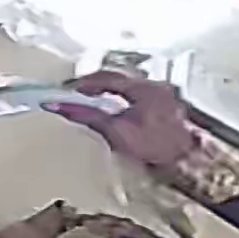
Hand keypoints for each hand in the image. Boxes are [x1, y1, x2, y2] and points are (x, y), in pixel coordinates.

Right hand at [51, 71, 194, 169]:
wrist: (183, 160)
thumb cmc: (153, 144)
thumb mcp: (112, 128)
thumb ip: (82, 114)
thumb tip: (55, 106)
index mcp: (145, 89)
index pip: (106, 78)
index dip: (82, 83)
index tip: (65, 88)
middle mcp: (157, 87)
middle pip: (118, 77)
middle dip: (93, 82)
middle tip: (73, 89)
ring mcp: (164, 95)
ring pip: (127, 82)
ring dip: (105, 86)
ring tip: (88, 94)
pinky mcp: (165, 103)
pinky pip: (136, 90)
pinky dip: (118, 92)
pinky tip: (109, 101)